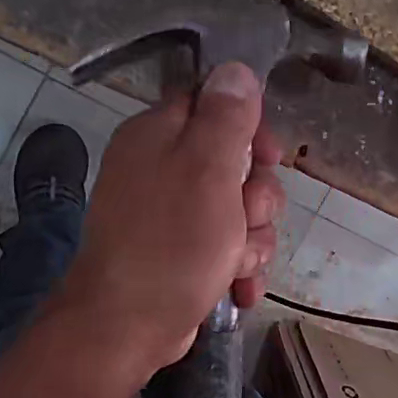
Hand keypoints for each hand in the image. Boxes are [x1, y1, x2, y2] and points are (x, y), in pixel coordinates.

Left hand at [52, 63, 283, 380]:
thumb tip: (235, 69)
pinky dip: (239, 266)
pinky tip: (238, 287)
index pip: (215, 106)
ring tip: (236, 263)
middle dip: (256, 197)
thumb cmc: (171, 242)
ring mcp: (171, 214)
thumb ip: (225, 118)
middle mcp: (162, 168)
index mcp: (159, 136)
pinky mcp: (181, 253)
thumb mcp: (208, 171)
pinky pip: (228, 245)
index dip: (250, 129)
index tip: (269, 156)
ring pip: (240, 210)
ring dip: (252, 239)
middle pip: (236, 163)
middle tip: (246, 218)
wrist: (127, 328)